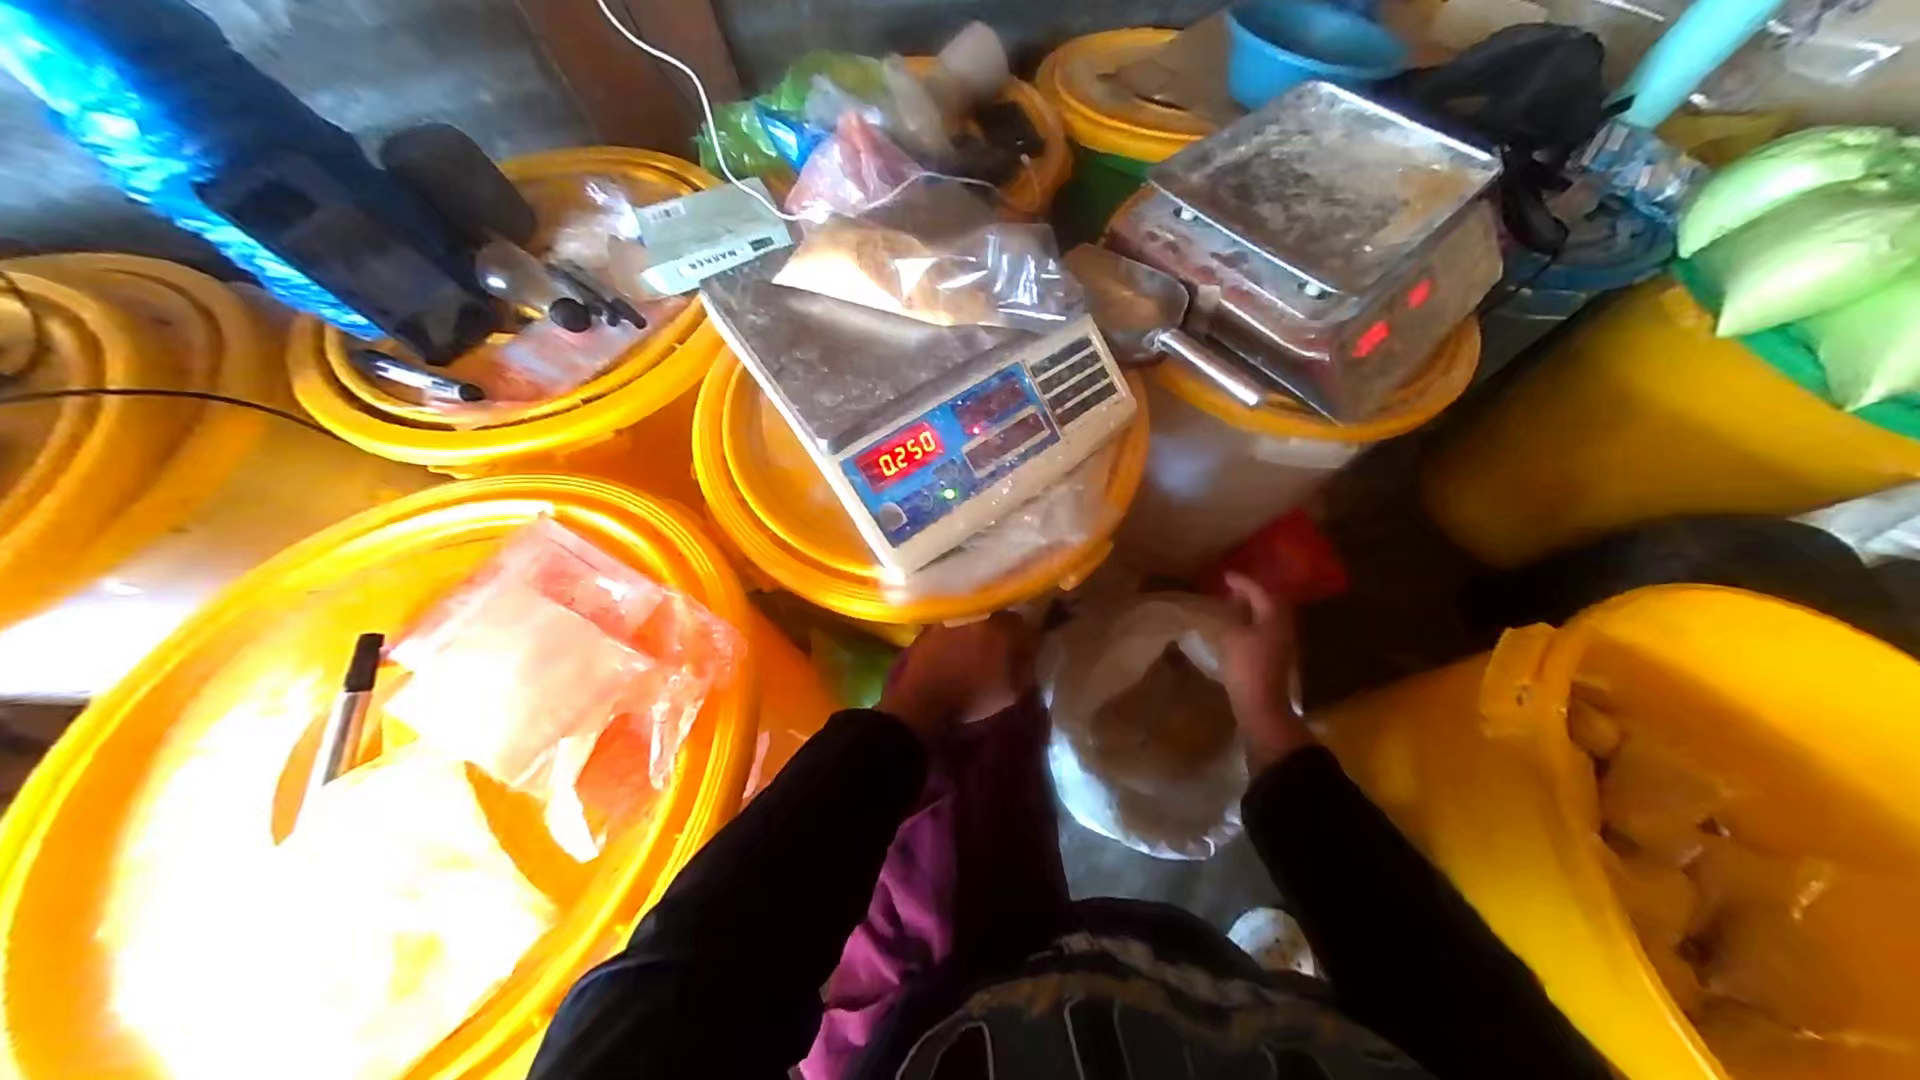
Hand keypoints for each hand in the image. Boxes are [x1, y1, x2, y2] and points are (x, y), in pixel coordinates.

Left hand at [878, 613, 1034, 741]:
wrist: (924, 702)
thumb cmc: (972, 699)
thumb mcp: (1012, 690)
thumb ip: (1026, 665)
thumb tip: (1030, 650)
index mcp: (1003, 629)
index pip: (1024, 623)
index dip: (1026, 637)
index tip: (1024, 649)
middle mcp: (979, 615)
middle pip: (999, 616)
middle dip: (1003, 630)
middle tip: (1001, 648)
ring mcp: (953, 617)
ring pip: (975, 618)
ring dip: (979, 630)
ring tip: (976, 649)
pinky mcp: (933, 625)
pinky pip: (954, 624)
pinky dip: (958, 634)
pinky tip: (956, 650)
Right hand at [1220, 573, 1313, 770]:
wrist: (1262, 705)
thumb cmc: (1246, 667)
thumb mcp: (1232, 636)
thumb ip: (1231, 617)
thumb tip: (1229, 607)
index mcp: (1274, 618)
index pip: (1260, 591)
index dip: (1242, 581)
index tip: (1226, 575)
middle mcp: (1284, 626)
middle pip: (1271, 602)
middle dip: (1253, 593)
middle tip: (1233, 589)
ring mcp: (1284, 642)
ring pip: (1270, 616)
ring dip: (1254, 608)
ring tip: (1234, 605)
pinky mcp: (1278, 656)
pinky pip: (1267, 628)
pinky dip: (1253, 621)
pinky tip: (1239, 627)